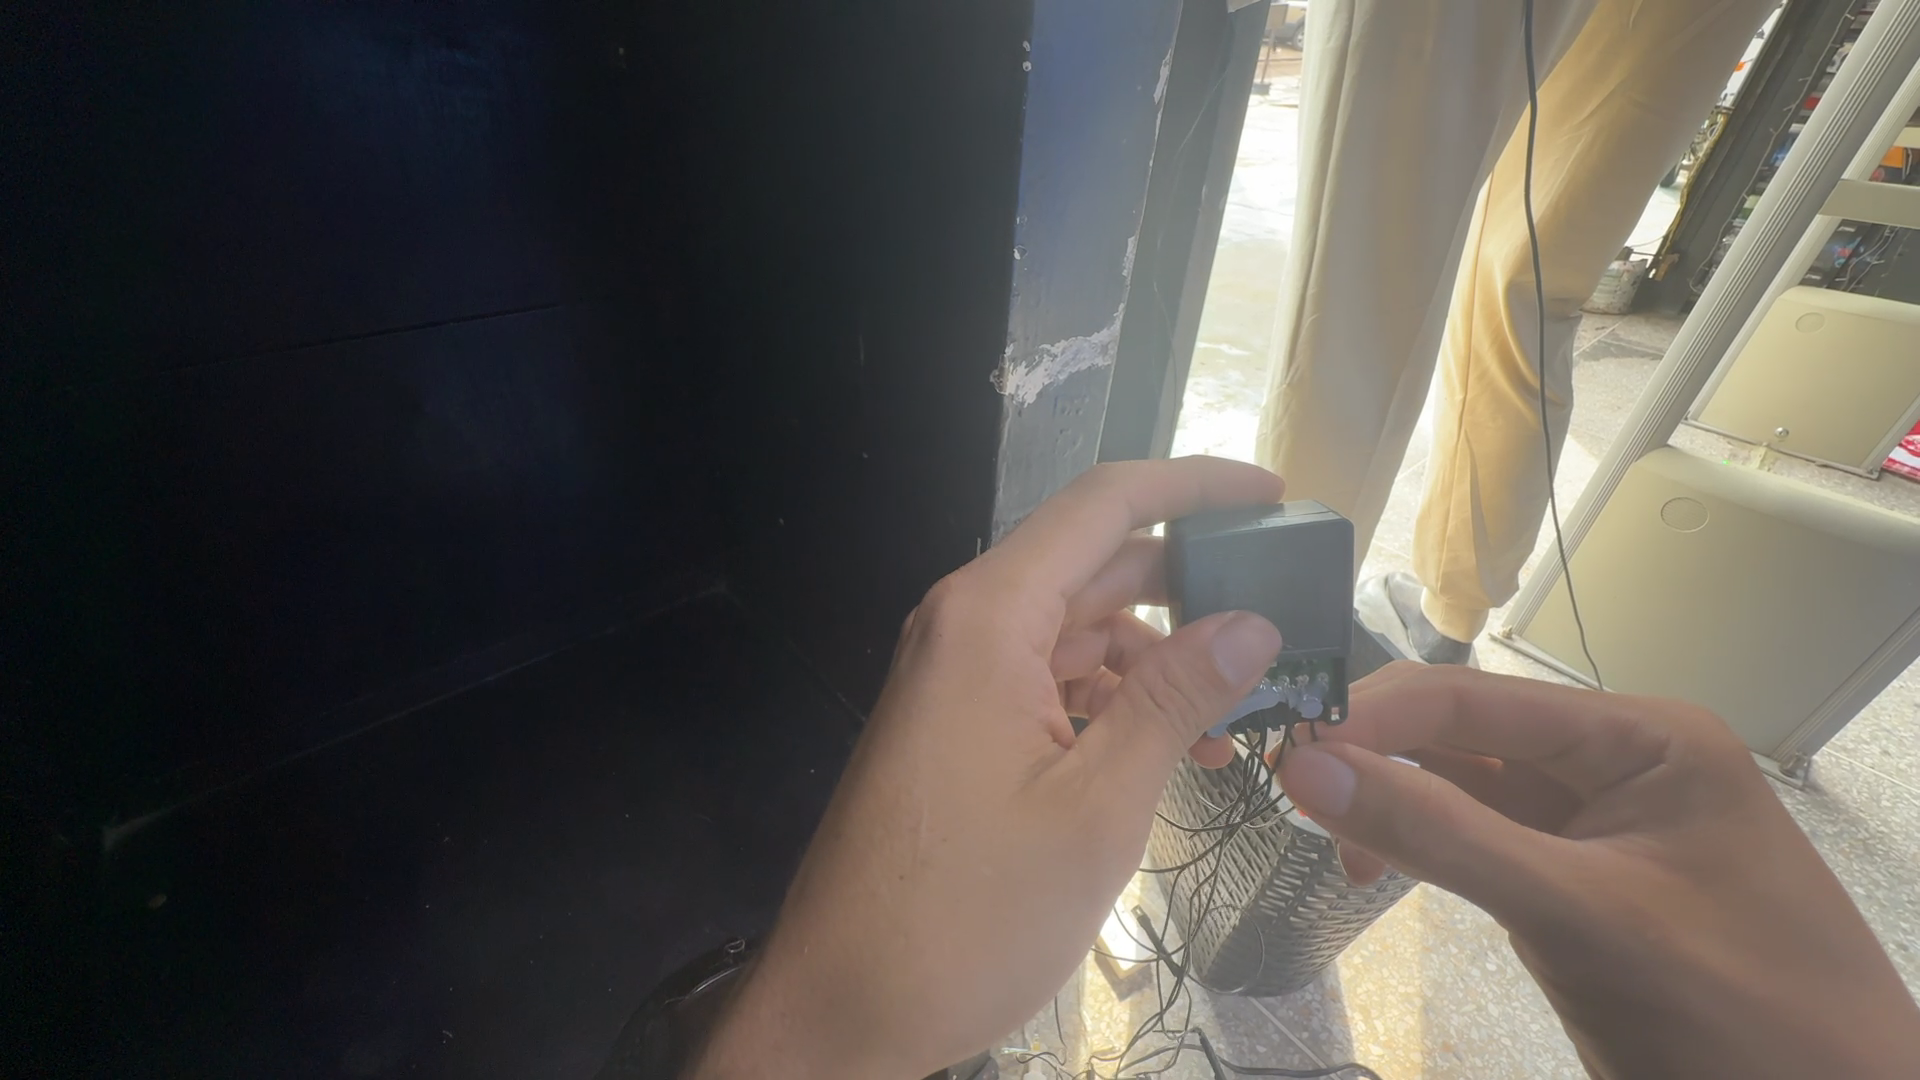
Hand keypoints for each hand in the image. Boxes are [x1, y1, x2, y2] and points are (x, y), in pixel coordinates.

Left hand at [689, 458, 1286, 1078]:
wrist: (842, 1001)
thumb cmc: (967, 911)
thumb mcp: (1096, 805)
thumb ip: (1174, 699)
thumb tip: (1251, 624)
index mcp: (989, 614)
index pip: (1103, 505)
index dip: (1192, 485)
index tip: (1270, 490)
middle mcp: (966, 622)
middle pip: (1093, 566)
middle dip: (1188, 587)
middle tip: (1277, 613)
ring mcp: (958, 672)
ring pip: (1075, 631)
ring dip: (1155, 662)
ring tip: (1239, 715)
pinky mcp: (958, 718)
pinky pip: (1048, 682)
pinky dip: (1111, 702)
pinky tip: (1172, 750)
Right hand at [1277, 662, 1919, 1078]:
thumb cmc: (1739, 1022)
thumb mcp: (1579, 916)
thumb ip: (1435, 833)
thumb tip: (1298, 768)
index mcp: (1635, 736)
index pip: (1468, 695)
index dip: (1370, 715)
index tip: (1286, 746)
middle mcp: (1600, 755)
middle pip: (1450, 729)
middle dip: (1368, 755)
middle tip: (1290, 788)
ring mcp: (1575, 811)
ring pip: (1444, 778)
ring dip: (1379, 800)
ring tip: (1329, 837)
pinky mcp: (1552, 864)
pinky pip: (1457, 827)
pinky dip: (1404, 838)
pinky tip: (1367, 861)